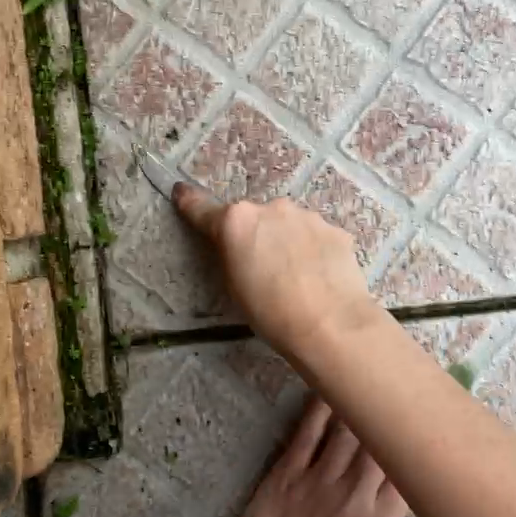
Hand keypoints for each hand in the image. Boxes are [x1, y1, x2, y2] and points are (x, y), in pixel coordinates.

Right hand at [172, 185, 380, 357]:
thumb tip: (238, 244)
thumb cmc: (270, 313)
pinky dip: (313, 250)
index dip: (190, 202)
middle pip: (255, 218)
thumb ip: (232, 254)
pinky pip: (315, 236)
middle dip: (256, 235)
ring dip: (286, 241)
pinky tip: (319, 277)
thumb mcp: (234, 286)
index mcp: (236, 222)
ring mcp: (307, 215)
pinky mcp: (334, 229)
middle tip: (263, 268)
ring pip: (288, 224)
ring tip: (296, 277)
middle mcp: (271, 208)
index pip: (203, 209)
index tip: (181, 192)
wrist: (330, 324)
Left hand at [198, 399, 438, 516]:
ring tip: (372, 381)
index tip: (426, 426)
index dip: (418, 447)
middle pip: (380, 444)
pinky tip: (331, 386)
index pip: (408, 472)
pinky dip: (321, 407)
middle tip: (403, 391)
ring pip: (347, 431)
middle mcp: (352, 495)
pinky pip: (308, 431)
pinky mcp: (286, 471)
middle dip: (393, 417)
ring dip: (361, 406)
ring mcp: (317, 480)